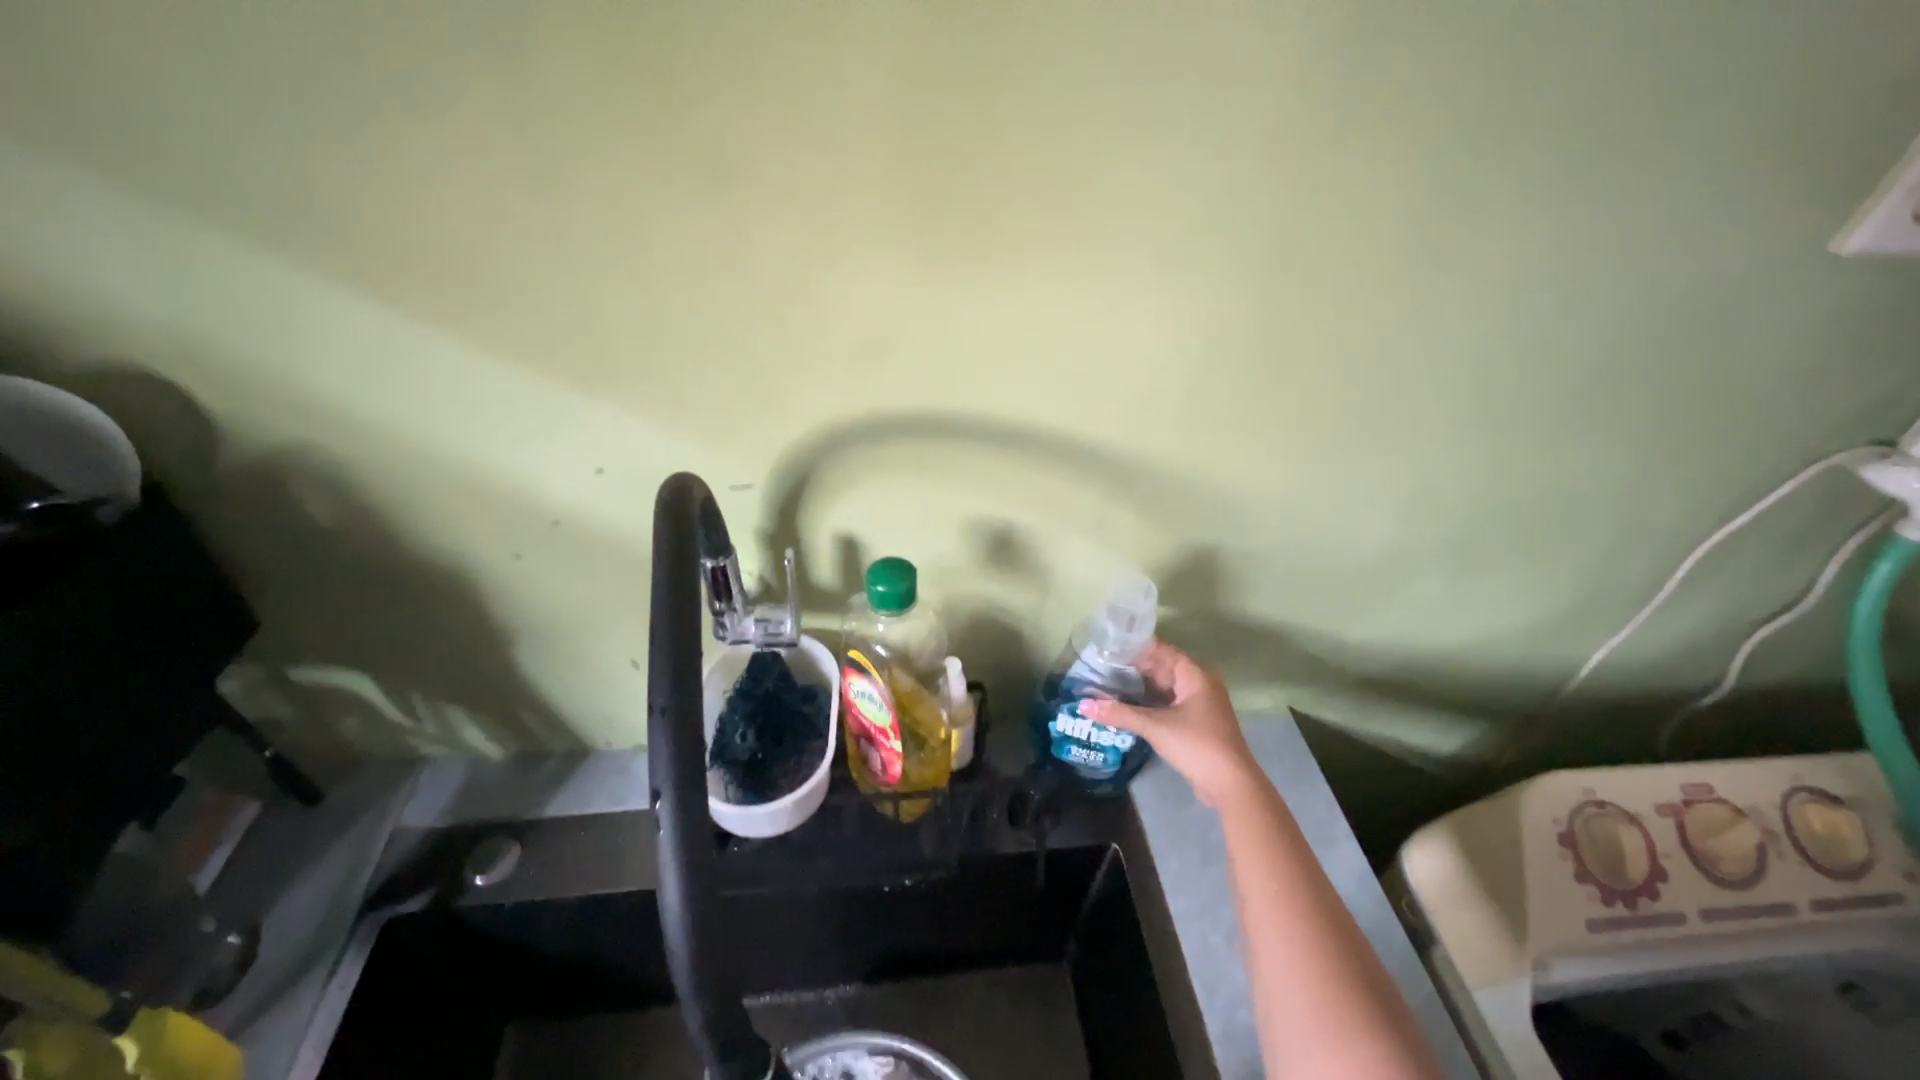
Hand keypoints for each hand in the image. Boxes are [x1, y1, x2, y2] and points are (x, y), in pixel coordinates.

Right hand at [1081, 641, 1265, 810]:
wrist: (1229, 783)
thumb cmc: (1195, 744)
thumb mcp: (1155, 726)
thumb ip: (1119, 714)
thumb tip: (1084, 705)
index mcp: (1195, 675)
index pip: (1162, 650)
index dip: (1137, 647)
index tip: (1109, 646)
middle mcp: (1200, 683)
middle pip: (1164, 668)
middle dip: (1135, 668)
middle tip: (1103, 666)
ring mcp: (1201, 704)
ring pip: (1166, 688)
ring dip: (1142, 687)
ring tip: (1109, 684)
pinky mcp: (1197, 722)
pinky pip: (1170, 704)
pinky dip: (1151, 703)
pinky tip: (1128, 707)